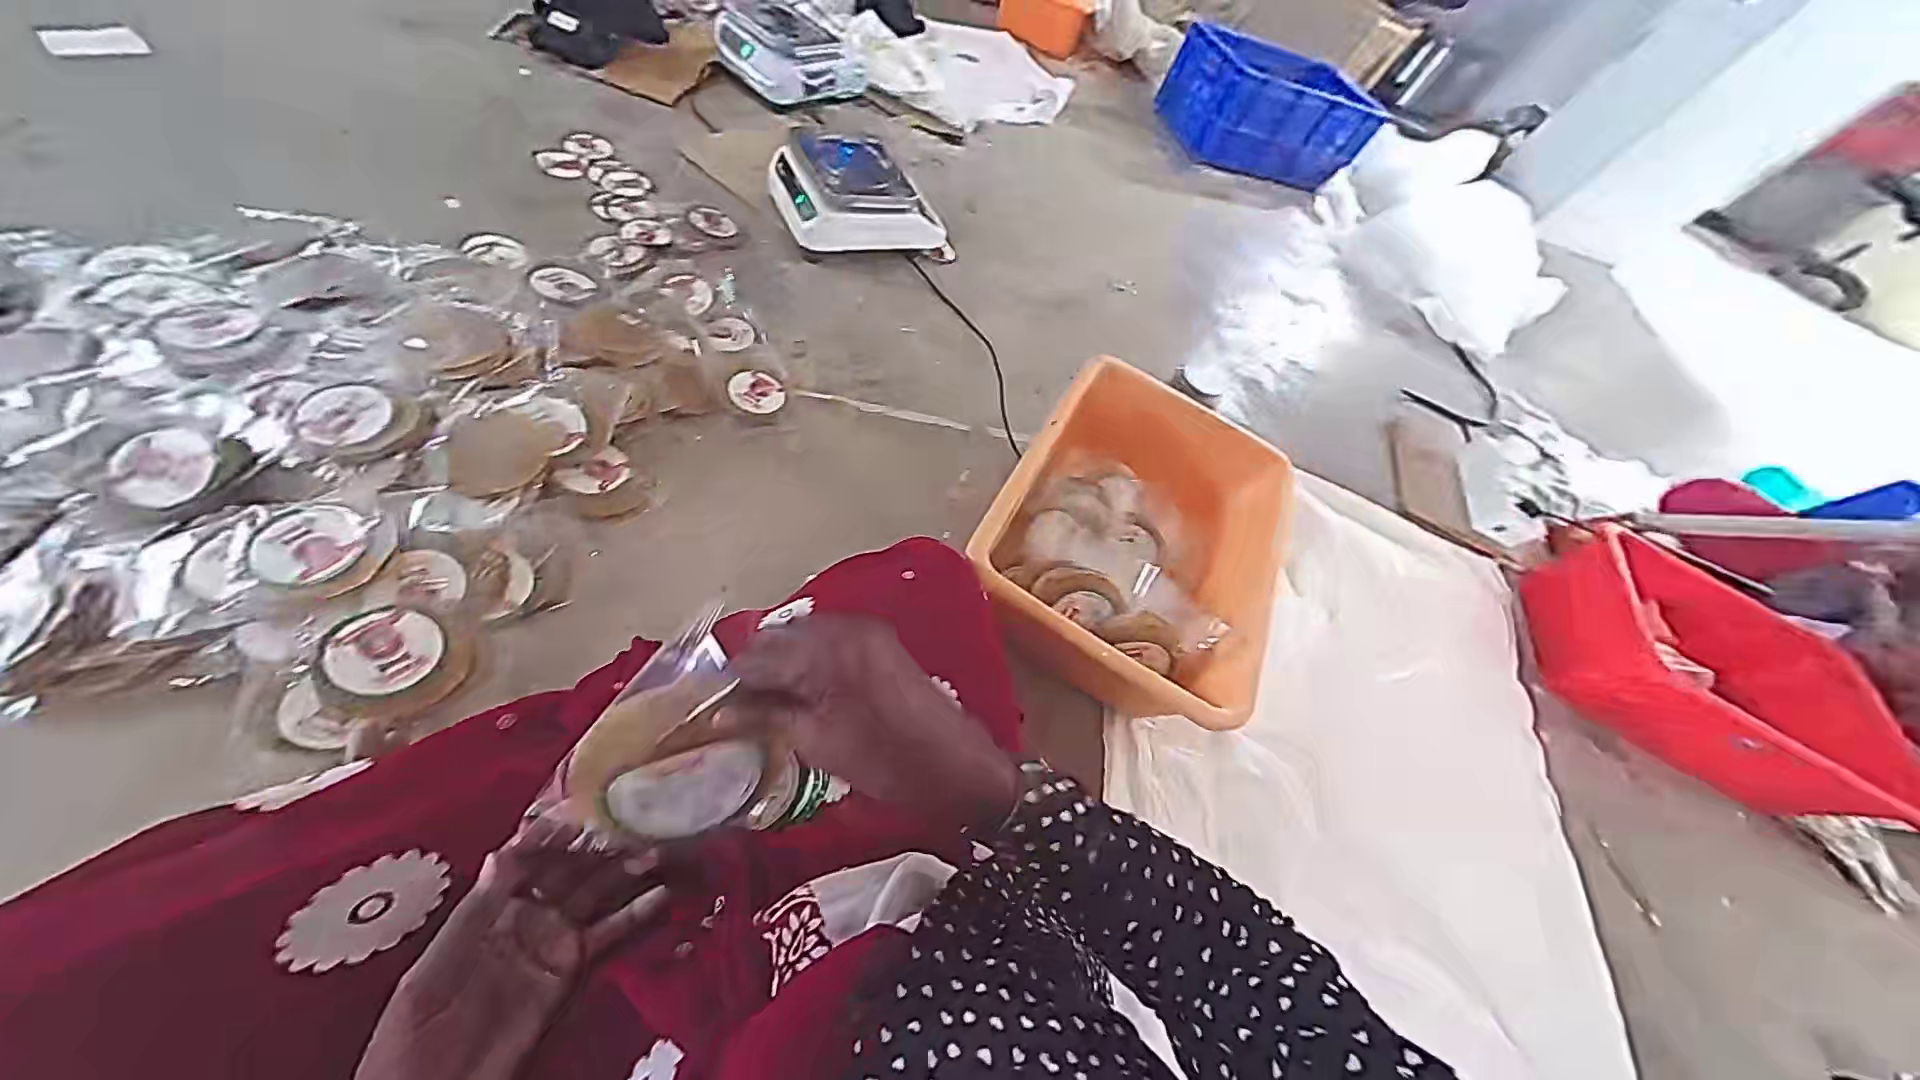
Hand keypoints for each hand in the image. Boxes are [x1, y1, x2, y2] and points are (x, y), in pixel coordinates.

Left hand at [355, 816, 668, 1079]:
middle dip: (601, 845)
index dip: (556, 832)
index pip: (529, 857)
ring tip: (656, 852)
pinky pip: (609, 934)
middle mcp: (529, 914)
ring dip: (626, 871)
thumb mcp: (430, 975)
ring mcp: (554, 939)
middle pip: (571, 869)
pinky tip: (660, 897)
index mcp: (490, 908)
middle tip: (634, 822)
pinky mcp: (573, 967)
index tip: (583, 807)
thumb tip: (501, 852)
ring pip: (597, 894)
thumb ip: (472, 914)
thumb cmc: (411, 1037)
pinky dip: (636, 914)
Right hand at [722, 614, 1017, 830]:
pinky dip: (805, 661)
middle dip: (752, 669)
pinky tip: (796, 692)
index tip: (706, 706)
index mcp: (830, 651)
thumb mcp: (821, 746)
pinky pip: (826, 641)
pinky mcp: (878, 642)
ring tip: (761, 704)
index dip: (728, 682)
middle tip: (731, 708)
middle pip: (778, 638)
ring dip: (778, 664)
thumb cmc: (891, 764)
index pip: (758, 655)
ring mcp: (866, 631)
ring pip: (801, 637)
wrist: (961, 768)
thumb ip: (769, 717)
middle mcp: (846, 627)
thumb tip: (723, 710)